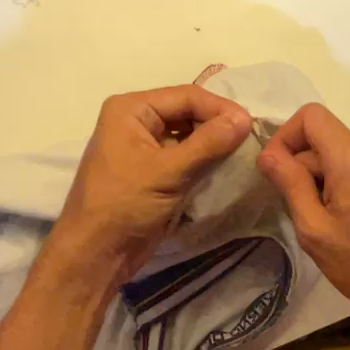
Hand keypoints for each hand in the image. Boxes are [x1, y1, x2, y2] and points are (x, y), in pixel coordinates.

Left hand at [46, 67, 252, 284]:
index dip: (220, 108)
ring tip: (243, 152)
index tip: (251, 125)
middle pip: (188, 113)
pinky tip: (226, 168)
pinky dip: (206, 161)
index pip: (186, 96)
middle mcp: (137, 121)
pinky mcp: (155, 172)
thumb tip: (245, 119)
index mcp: (131, 109)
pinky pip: (186, 157)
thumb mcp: (168, 172)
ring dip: (214, 144)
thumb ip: (208, 144)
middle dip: (218, 124)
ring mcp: (146, 147)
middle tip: (250, 139)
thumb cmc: (124, 205)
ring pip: (190, 136)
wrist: (98, 253)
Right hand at [256, 103, 349, 324]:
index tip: (275, 170)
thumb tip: (267, 154)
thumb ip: (290, 184)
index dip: (285, 136)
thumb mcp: (314, 229)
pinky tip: (341, 218)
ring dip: (319, 178)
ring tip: (321, 219)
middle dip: (301, 166)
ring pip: (336, 153)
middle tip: (299, 209)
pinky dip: (338, 182)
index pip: (311, 116)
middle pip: (322, 137)